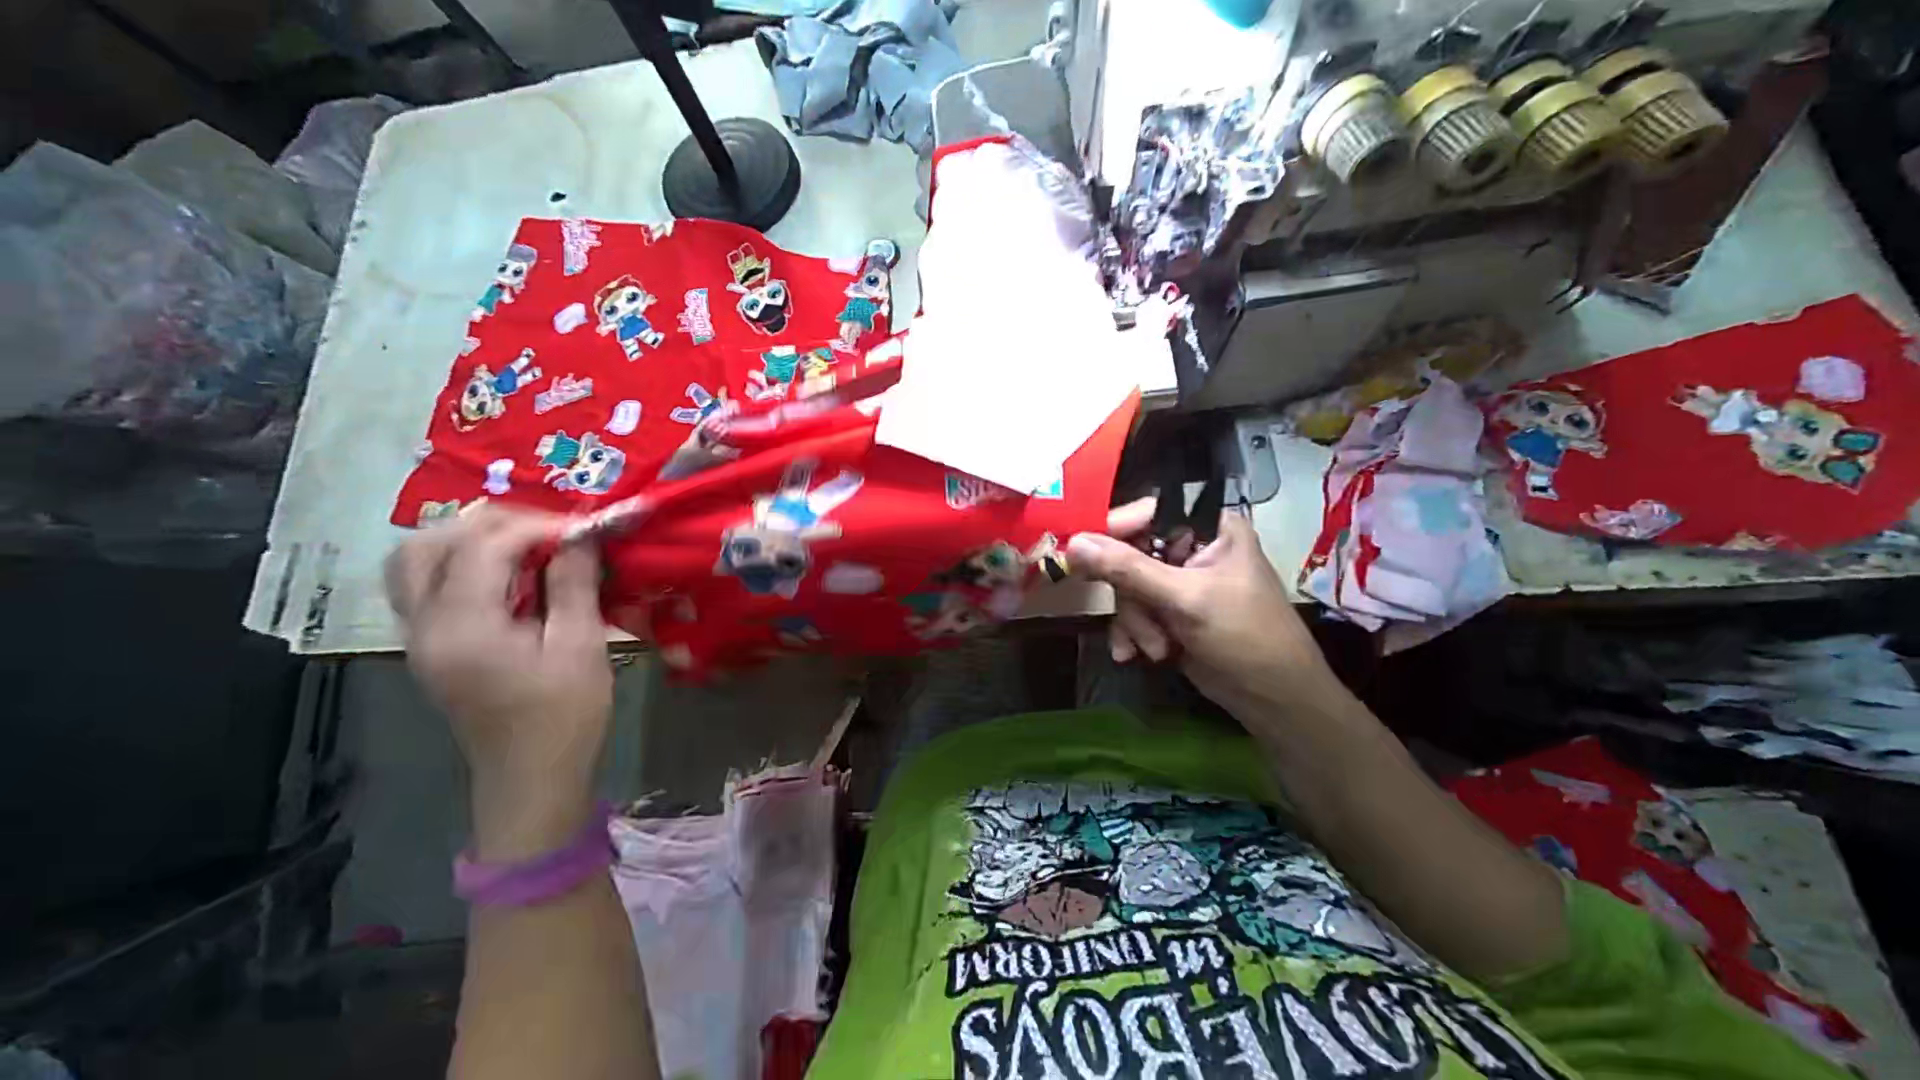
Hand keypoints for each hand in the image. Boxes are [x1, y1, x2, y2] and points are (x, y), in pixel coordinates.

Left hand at [385, 507, 612, 859]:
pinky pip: (425, 584)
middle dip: (494, 524)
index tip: (583, 528)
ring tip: (523, 544)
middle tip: (549, 532)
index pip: (484, 546)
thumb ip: (574, 584)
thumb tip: (580, 535)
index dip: (536, 526)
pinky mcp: (429, 647)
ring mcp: (419, 637)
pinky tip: (505, 573)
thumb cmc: (564, 717)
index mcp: (463, 627)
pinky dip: (459, 562)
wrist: (531, 780)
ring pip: (416, 560)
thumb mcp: (581, 647)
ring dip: (467, 539)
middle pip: (431, 542)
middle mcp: (425, 626)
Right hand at [1067, 499, 1338, 714]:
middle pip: (1129, 555)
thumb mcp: (1185, 599)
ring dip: (1135, 623)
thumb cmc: (1245, 636)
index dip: (1112, 533)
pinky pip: (1132, 612)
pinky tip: (1136, 656)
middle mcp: (1191, 548)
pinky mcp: (1169, 612)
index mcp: (1209, 527)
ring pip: (1127, 588)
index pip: (1145, 513)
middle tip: (1143, 624)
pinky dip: (1132, 634)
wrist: (1273, 700)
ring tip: (1157, 650)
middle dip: (1132, 598)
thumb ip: (1128, 569)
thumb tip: (1073, 543)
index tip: (1081, 556)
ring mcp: (1178, 582)